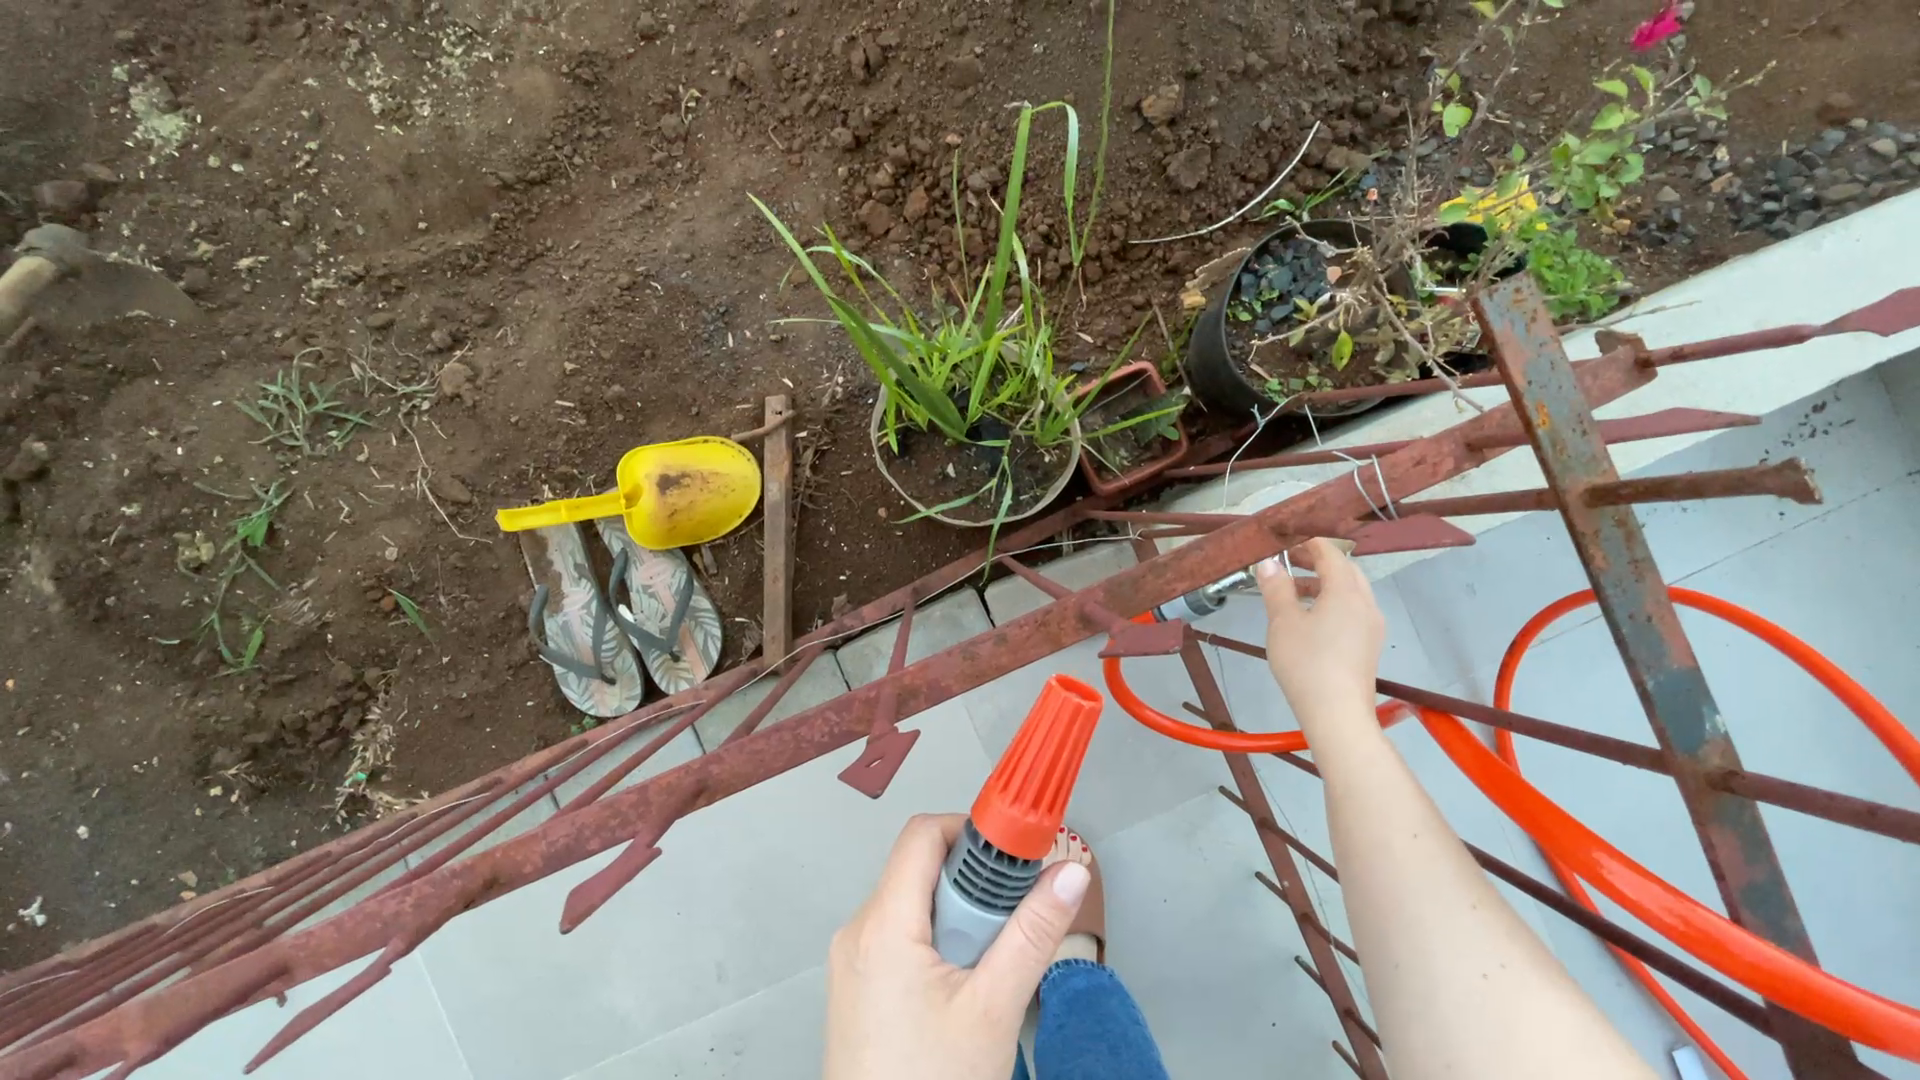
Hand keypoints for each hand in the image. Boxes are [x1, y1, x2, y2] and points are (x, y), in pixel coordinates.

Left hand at [824, 814, 1090, 1079]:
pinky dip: (936, 941)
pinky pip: (899, 936)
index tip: (1013, 854)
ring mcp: (851, 961)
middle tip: (1011, 917)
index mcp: (881, 925)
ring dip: (958, 916)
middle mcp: (857, 932)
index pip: (922, 835)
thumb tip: (1069, 873)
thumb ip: (1033, 933)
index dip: (971, 830)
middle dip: (972, 883)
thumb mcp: (994, 1008)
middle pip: (919, 869)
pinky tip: (962, 984)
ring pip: (912, 904)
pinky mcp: (856, 987)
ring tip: (990, 962)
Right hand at [1255, 537, 1386, 733]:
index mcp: (1346, 592)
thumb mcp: (1282, 622)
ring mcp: (1372, 627)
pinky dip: (1332, 603)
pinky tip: (1310, 619)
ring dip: (1325, 583)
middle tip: (1290, 560)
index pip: (1331, 553)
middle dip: (1319, 561)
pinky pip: (1353, 611)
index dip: (1309, 541)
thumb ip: (1276, 588)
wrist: (1337, 713)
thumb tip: (1269, 563)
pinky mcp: (1369, 646)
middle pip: (1346, 570)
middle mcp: (1366, 604)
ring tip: (1294, 590)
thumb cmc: (1306, 662)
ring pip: (1351, 592)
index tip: (1286, 538)